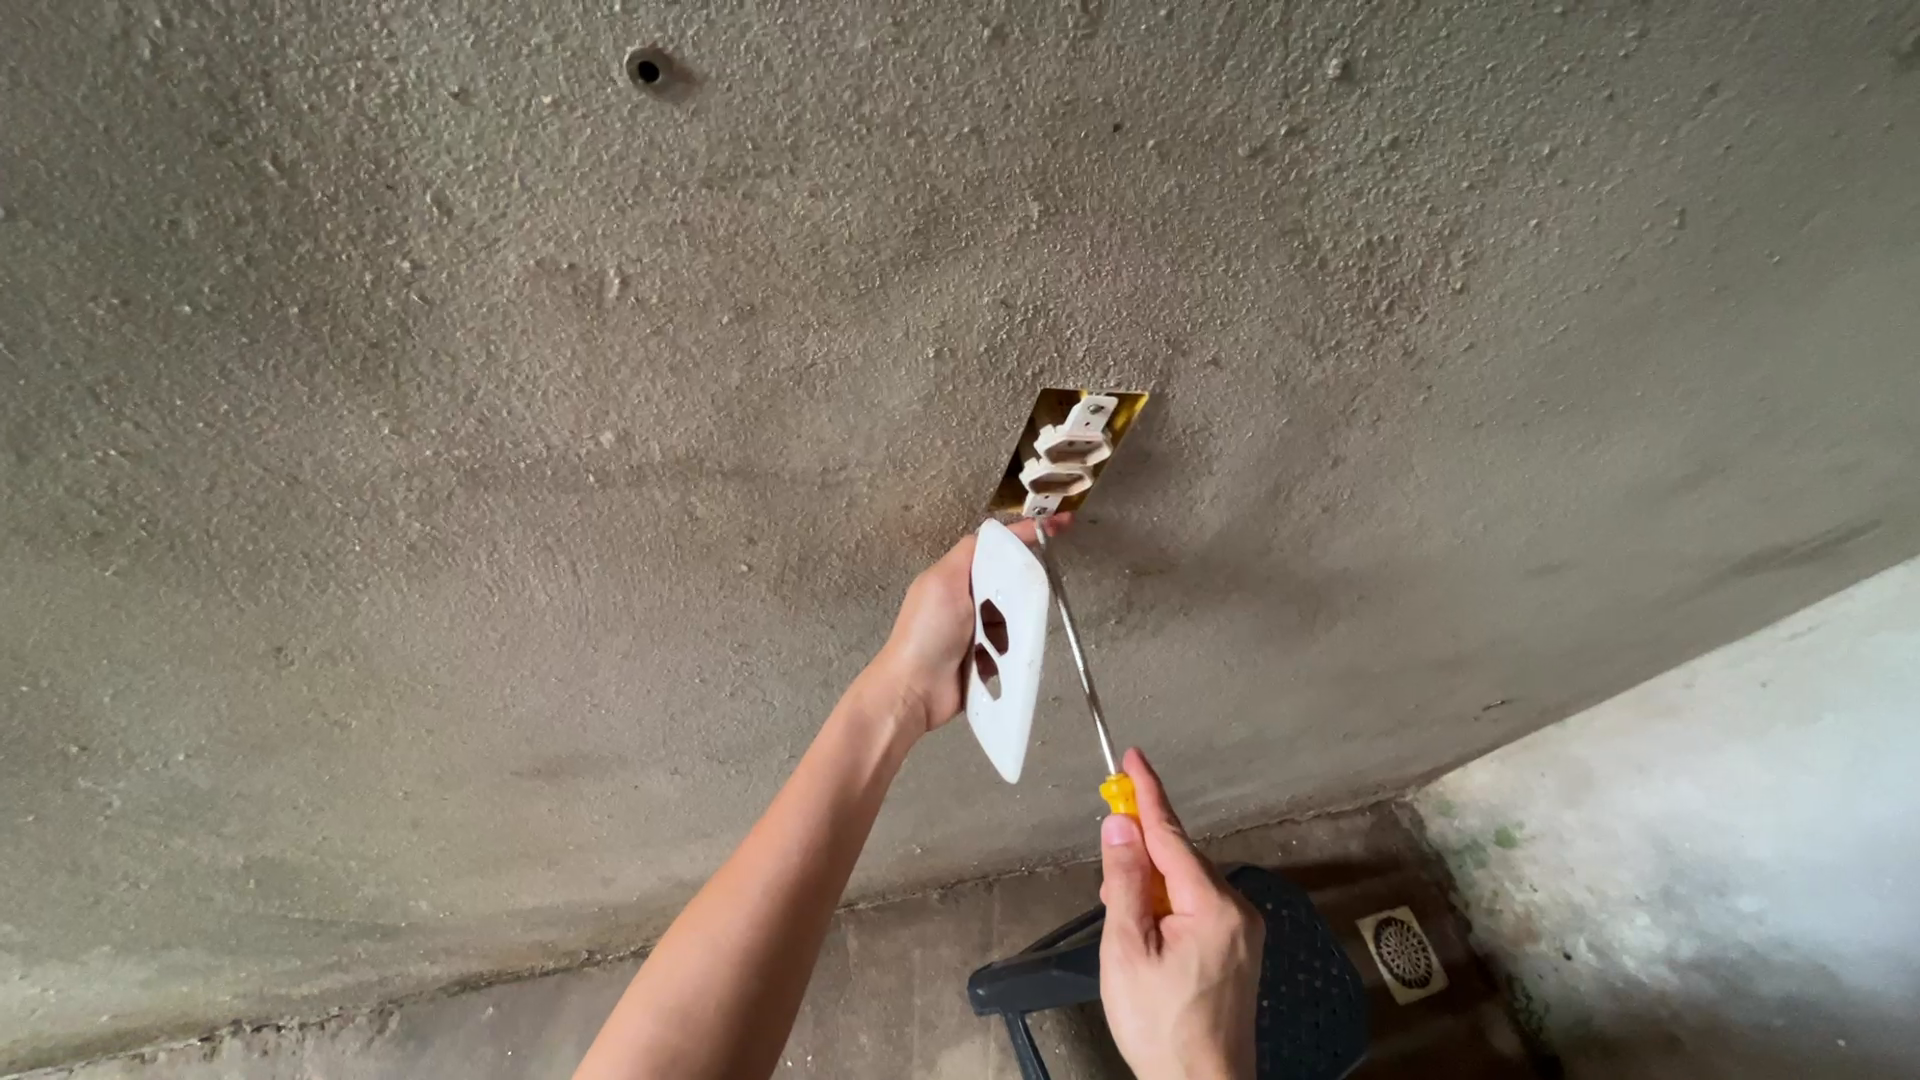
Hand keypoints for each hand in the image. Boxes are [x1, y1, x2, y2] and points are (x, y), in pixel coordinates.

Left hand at [866, 513, 1069, 736]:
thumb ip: (967, 554)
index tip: (1059, 525)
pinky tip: (1005, 659)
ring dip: (1016, 626)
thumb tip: (994, 533)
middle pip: (1010, 584)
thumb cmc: (926, 633)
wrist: (915, 690)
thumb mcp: (944, 582)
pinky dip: (1013, 651)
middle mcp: (965, 600)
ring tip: (1002, 640)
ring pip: (1014, 616)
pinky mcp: (984, 659)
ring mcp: (975, 631)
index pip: (995, 547)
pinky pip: (1011, 646)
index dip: (1026, 533)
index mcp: (954, 577)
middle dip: (1021, 593)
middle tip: (1020, 607)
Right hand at [1099, 748, 1263, 1079]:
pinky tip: (1148, 933)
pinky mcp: (1239, 945)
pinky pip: (1197, 902)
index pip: (1170, 833)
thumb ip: (1124, 880)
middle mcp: (1236, 908)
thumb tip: (1120, 826)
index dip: (1146, 791)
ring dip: (1150, 886)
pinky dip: (1167, 903)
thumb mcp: (1127, 949)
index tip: (1132, 758)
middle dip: (1139, 857)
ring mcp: (1243, 928)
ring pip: (1185, 880)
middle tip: (1110, 892)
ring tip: (1127, 929)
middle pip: (1177, 856)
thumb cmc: (1160, 1027)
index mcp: (1211, 905)